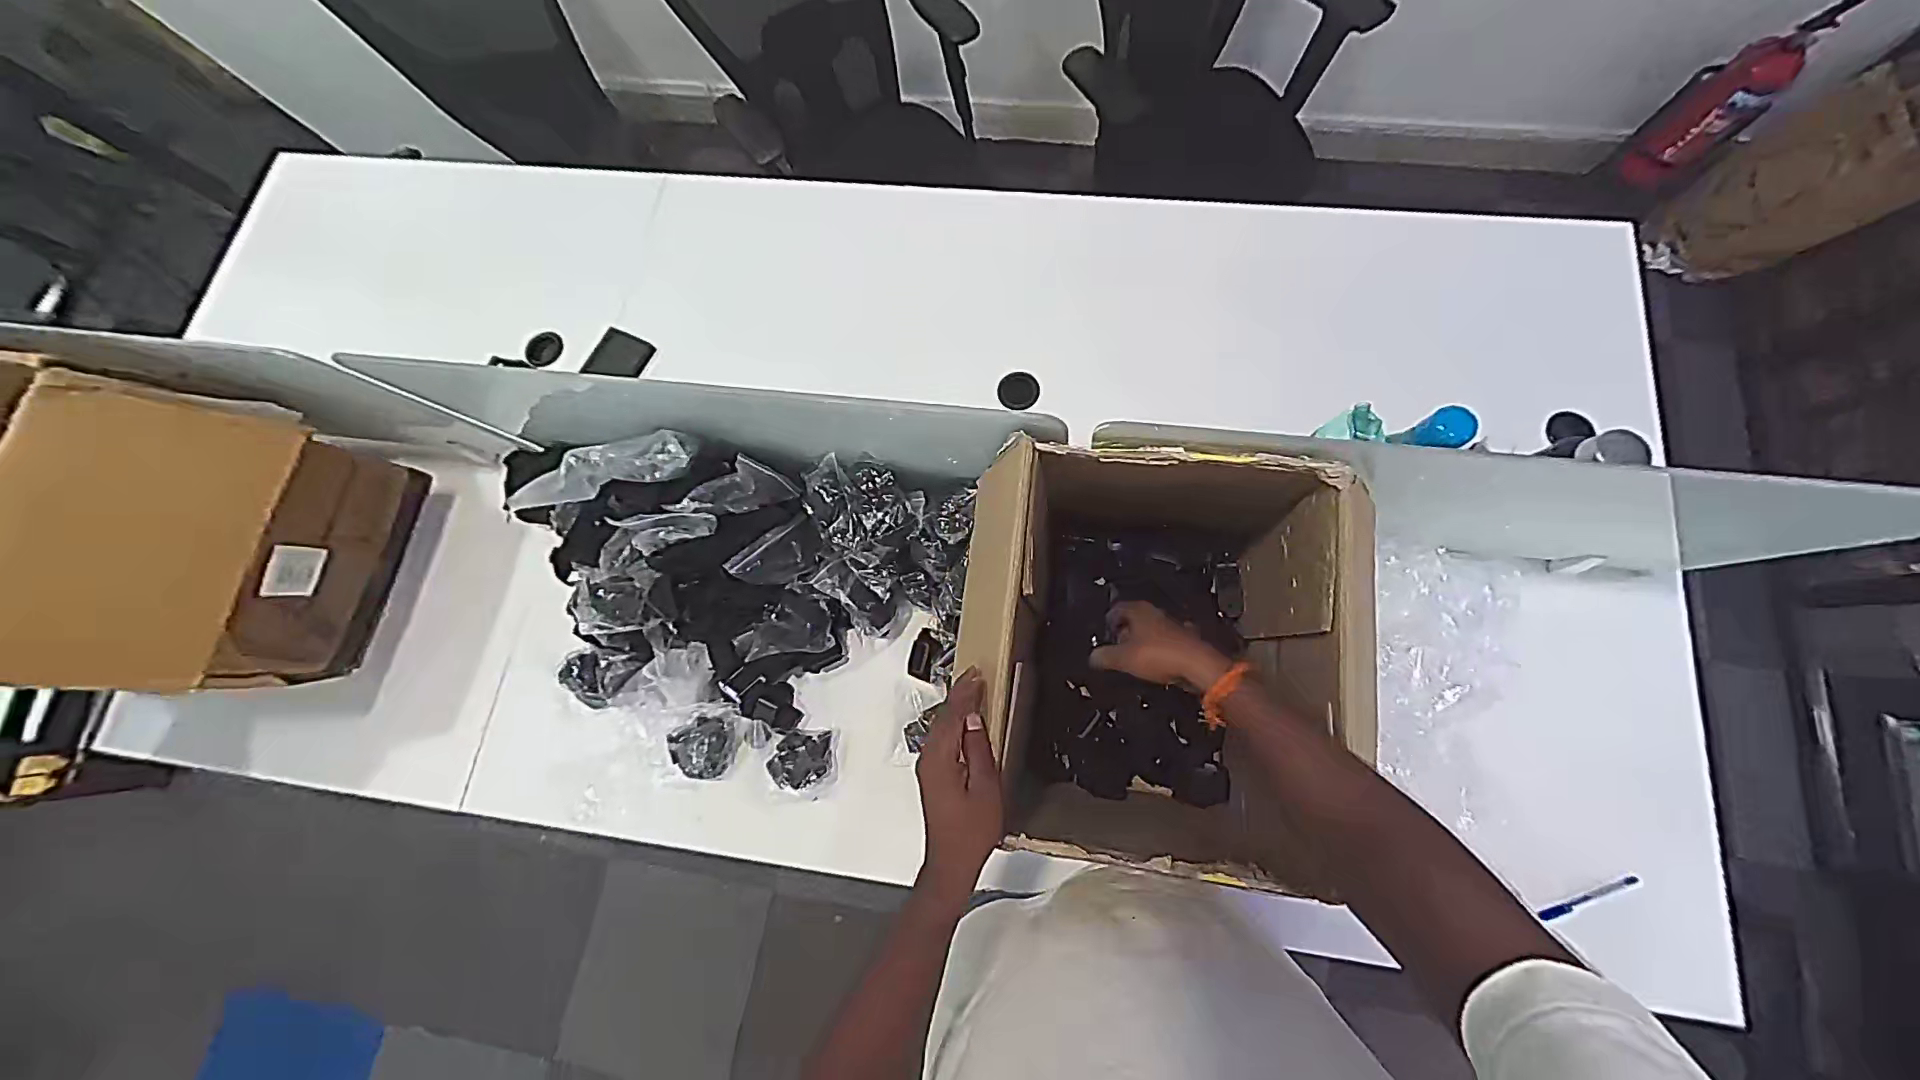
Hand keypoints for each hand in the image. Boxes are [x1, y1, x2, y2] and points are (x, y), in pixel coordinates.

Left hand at [915, 668, 1002, 899]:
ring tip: (972, 691)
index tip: (977, 675)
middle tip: (975, 676)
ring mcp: (928, 767)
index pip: (953, 716)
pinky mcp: (932, 774)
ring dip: (956, 708)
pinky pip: (941, 739)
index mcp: (940, 759)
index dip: (966, 693)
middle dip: (959, 695)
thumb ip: (980, 750)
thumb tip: (975, 721)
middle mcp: (928, 759)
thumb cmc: (970, 831)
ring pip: (941, 727)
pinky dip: (953, 724)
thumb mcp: (986, 787)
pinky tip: (964, 721)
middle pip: (943, 718)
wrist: (951, 861)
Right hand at [1089, 601, 1232, 693]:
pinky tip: (1156, 664)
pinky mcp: (1185, 640)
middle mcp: (1156, 612)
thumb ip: (1104, 656)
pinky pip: (1165, 643)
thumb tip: (1092, 657)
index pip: (1117, 608)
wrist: (1198, 665)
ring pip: (1150, 630)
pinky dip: (1158, 650)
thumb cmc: (1158, 655)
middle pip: (1134, 619)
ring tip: (1134, 658)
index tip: (1104, 635)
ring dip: (1142, 642)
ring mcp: (1173, 625)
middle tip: (1116, 647)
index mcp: (1139, 610)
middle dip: (1124, 632)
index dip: (1108, 621)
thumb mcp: (1123, 658)